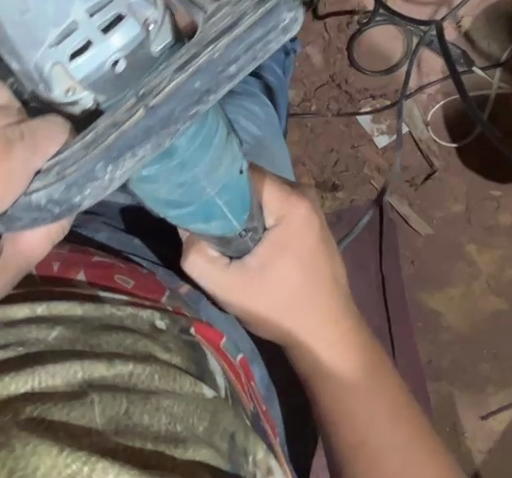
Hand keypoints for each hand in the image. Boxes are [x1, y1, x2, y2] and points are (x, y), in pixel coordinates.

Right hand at [180, 168, 365, 350]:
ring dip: (240, 213)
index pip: (241, 172)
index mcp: (290, 201)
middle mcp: (303, 195)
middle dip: (225, 201)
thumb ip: (197, 257)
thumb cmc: (281, 310)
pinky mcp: (310, 224)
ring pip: (261, 197)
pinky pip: (273, 209)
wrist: (328, 339)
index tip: (192, 202)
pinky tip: (244, 243)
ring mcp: (310, 209)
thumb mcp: (229, 289)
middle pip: (251, 183)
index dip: (214, 184)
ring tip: (220, 235)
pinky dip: (256, 221)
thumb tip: (184, 227)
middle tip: (203, 223)